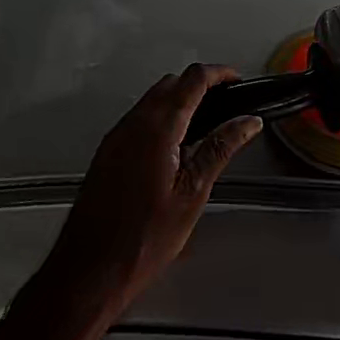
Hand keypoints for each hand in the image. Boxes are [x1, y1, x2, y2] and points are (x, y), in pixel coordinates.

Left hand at [46, 63, 263, 308]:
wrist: (92, 266)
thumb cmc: (143, 238)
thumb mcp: (193, 193)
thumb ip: (220, 149)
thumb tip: (246, 123)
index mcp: (158, 128)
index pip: (191, 80)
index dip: (218, 73)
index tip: (235, 79)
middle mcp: (133, 123)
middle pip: (170, 83)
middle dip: (198, 85)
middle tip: (225, 102)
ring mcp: (117, 135)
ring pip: (151, 99)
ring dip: (178, 100)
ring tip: (205, 125)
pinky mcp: (108, 149)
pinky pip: (138, 118)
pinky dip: (160, 117)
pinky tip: (174, 145)